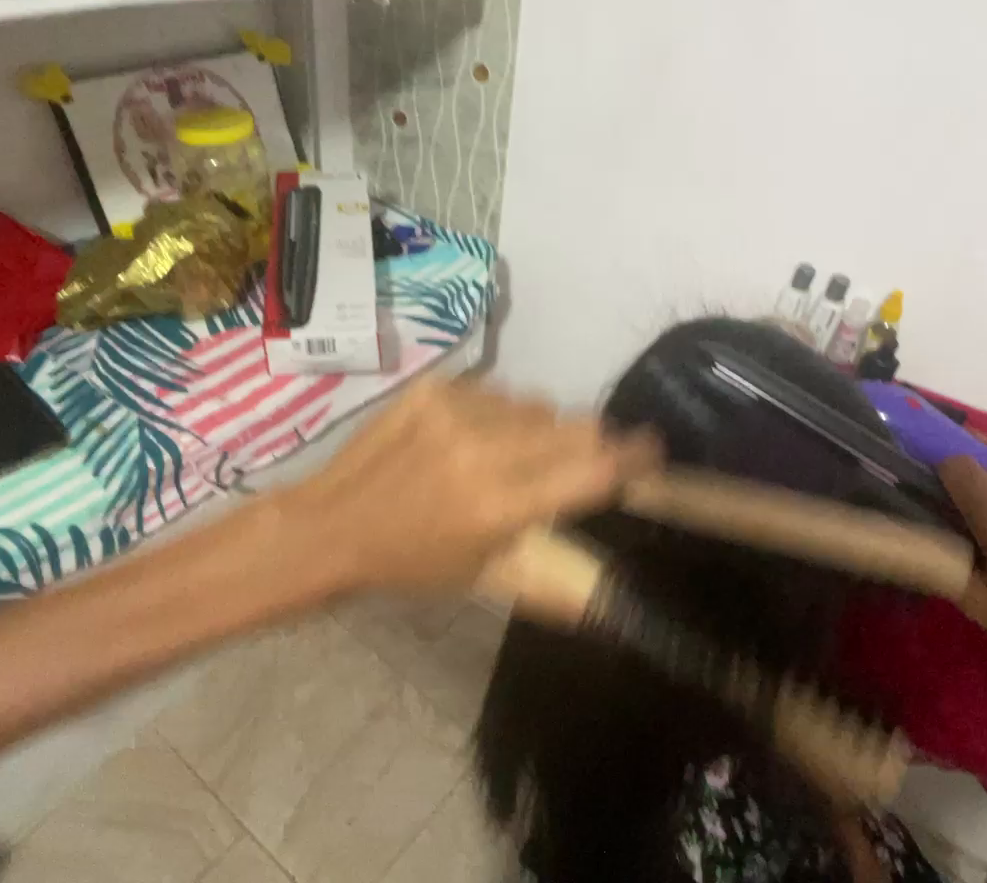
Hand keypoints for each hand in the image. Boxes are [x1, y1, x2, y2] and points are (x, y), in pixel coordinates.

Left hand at [269, 378, 659, 593]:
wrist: (332, 523)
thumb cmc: (411, 563)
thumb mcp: (485, 578)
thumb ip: (551, 574)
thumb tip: (608, 598)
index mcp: (500, 506)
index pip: (591, 473)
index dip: (633, 459)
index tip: (653, 450)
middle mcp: (486, 451)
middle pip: (576, 427)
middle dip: (594, 441)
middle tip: (591, 454)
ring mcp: (458, 412)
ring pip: (538, 406)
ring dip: (541, 429)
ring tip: (513, 454)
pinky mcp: (436, 389)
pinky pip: (498, 393)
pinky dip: (501, 414)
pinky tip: (472, 437)